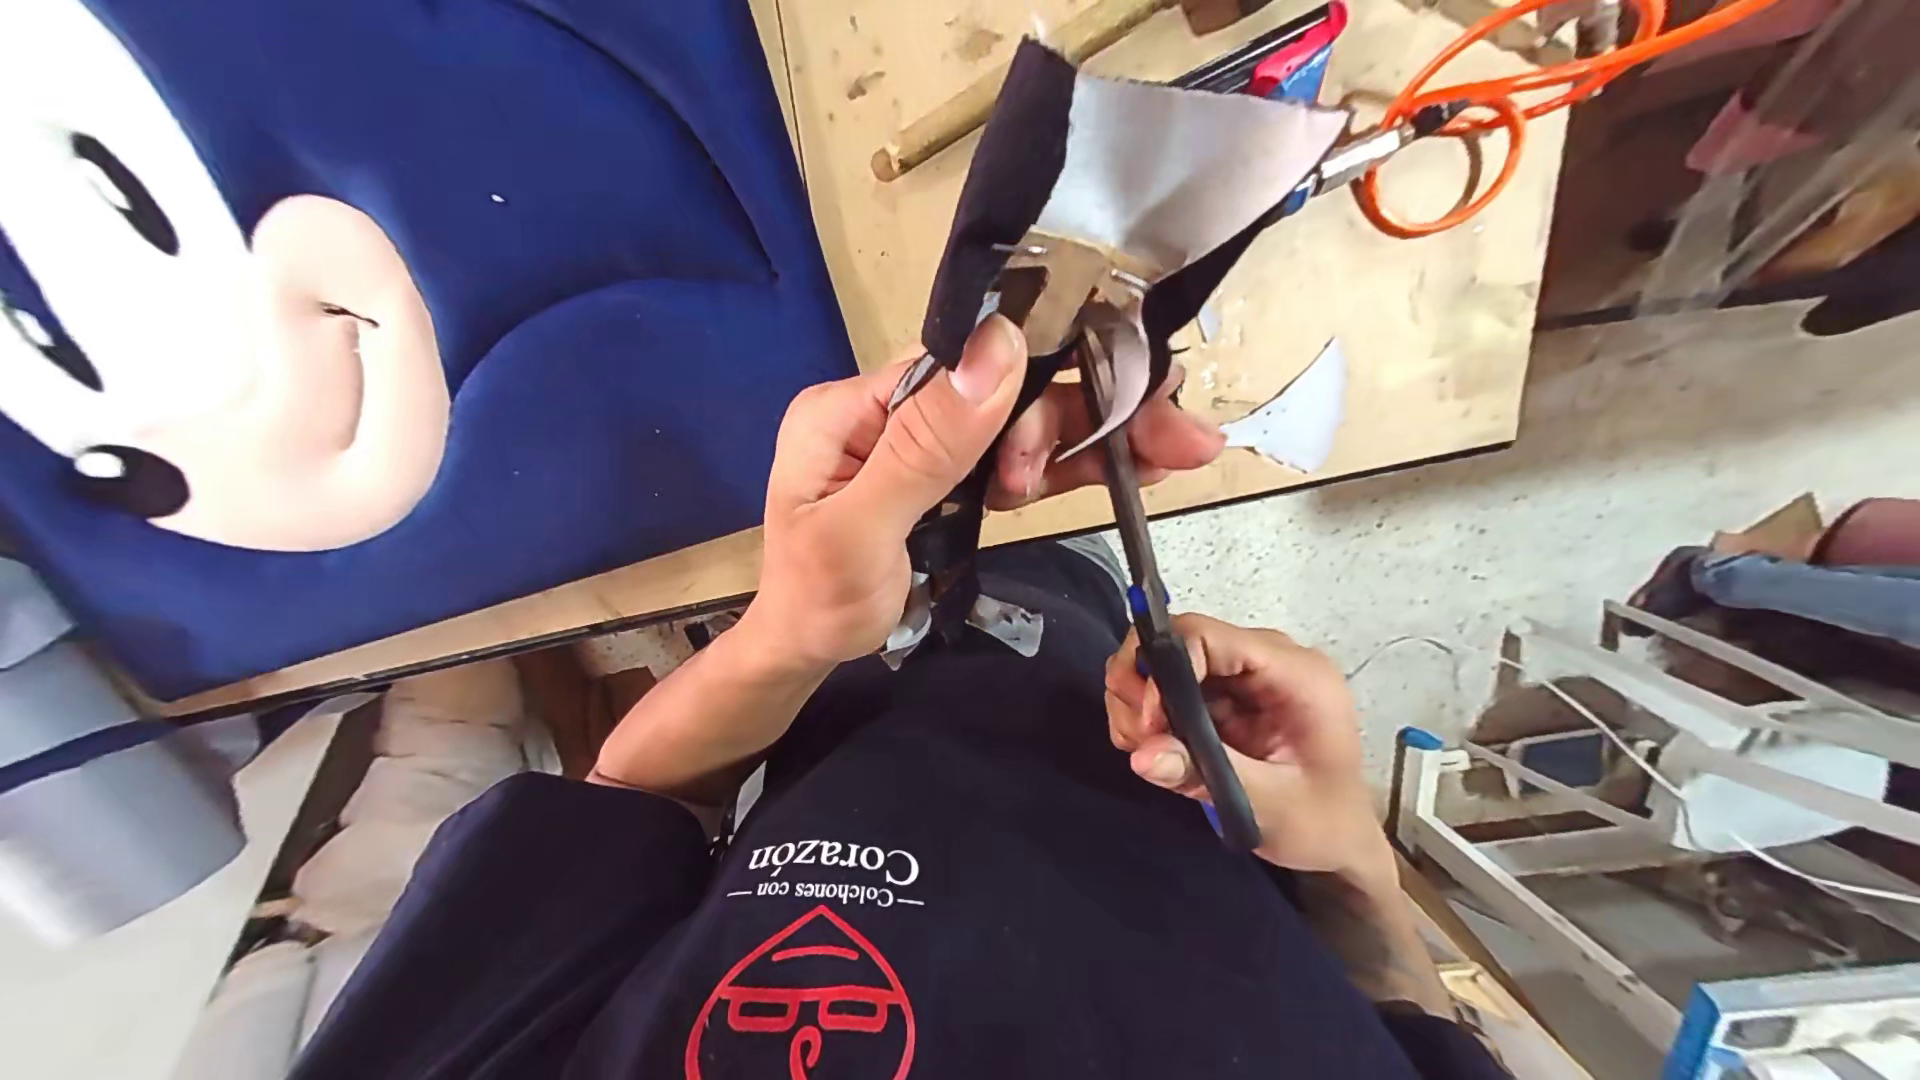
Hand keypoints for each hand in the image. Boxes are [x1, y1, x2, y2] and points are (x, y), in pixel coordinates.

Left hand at [745, 317, 1229, 669]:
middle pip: (1005, 390)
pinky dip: (1069, 466)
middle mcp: (894, 411)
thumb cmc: (818, 600)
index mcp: (855, 407)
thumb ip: (924, 447)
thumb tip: (997, 348)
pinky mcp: (951, 479)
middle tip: (1176, 435)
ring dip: (1094, 437)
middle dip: (1088, 411)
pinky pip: (1016, 463)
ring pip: (1022, 424)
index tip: (1113, 404)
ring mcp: (927, 444)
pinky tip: (1125, 467)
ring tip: (1172, 451)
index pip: (960, 365)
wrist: (807, 646)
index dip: (1037, 383)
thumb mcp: (859, 532)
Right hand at [1104, 614, 1394, 886]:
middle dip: (1141, 686)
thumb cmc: (1323, 824)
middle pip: (1171, 639)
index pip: (1203, 635)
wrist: (1338, 841)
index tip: (1152, 725)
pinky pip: (1159, 682)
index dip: (1164, 670)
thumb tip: (1142, 755)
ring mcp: (1235, 671)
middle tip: (1141, 737)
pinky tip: (1156, 748)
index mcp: (1292, 672)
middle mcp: (1260, 657)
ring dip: (1135, 702)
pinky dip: (1141, 711)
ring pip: (1156, 658)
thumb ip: (1205, 775)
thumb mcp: (1272, 808)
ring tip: (1149, 748)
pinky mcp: (1214, 689)